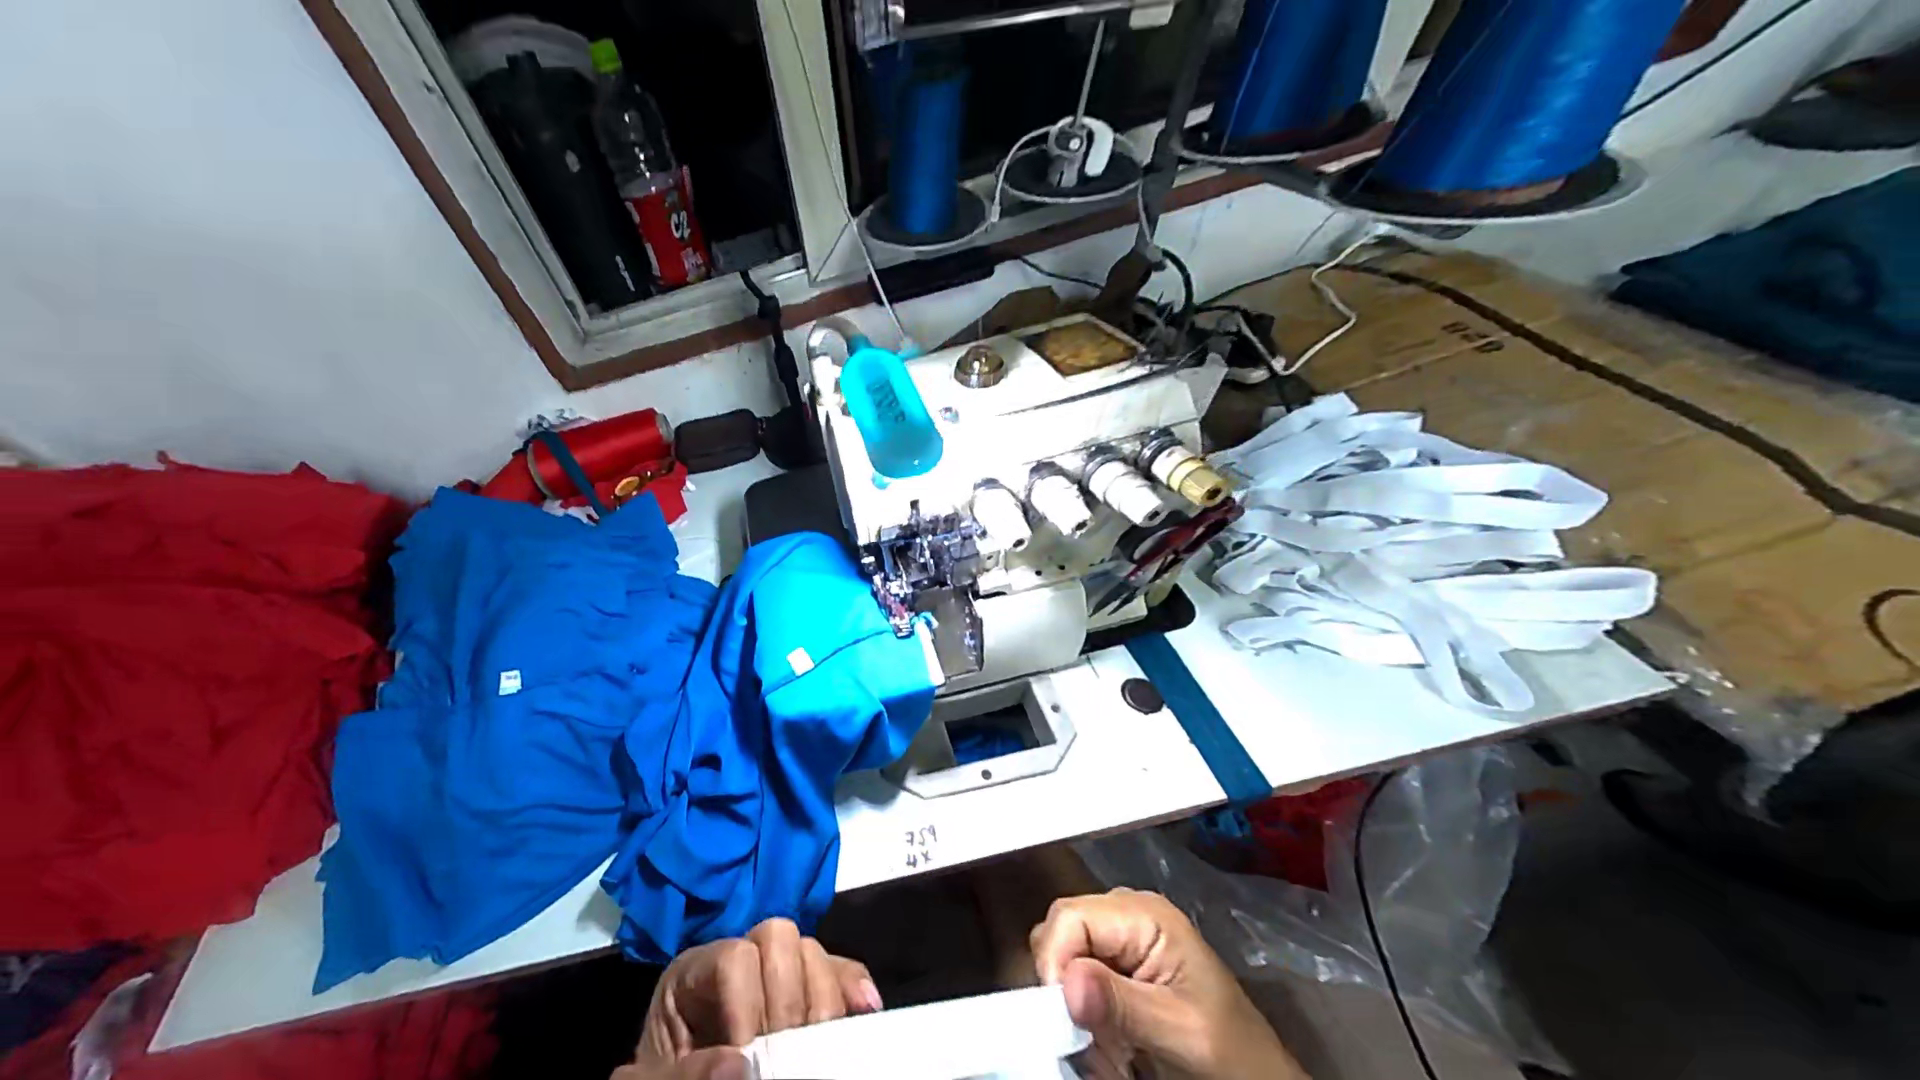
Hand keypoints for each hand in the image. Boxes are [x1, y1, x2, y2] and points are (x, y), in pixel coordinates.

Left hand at [614, 917, 883, 1079]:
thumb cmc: (667, 1076)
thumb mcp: (657, 1079)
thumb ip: (684, 1074)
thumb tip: (739, 1063)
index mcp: (696, 970)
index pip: (735, 955)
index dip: (748, 1005)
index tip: (749, 1057)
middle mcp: (742, 955)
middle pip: (780, 936)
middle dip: (790, 997)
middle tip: (789, 1053)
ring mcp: (780, 969)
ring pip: (814, 951)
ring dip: (823, 999)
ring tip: (819, 1049)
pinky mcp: (811, 988)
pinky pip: (843, 970)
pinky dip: (855, 989)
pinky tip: (864, 1012)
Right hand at [1031, 889, 1307, 1079]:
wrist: (1258, 1074)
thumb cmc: (1231, 1050)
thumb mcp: (1180, 1031)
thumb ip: (1121, 1005)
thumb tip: (1066, 982)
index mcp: (1144, 914)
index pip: (1069, 916)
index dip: (1055, 961)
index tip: (1063, 1017)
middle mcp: (1126, 913)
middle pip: (1061, 931)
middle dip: (1064, 986)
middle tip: (1088, 1038)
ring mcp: (1121, 936)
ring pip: (1064, 955)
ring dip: (1073, 1005)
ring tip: (1108, 1047)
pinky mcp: (1118, 962)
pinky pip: (1077, 976)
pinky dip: (1084, 1013)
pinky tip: (1111, 1042)